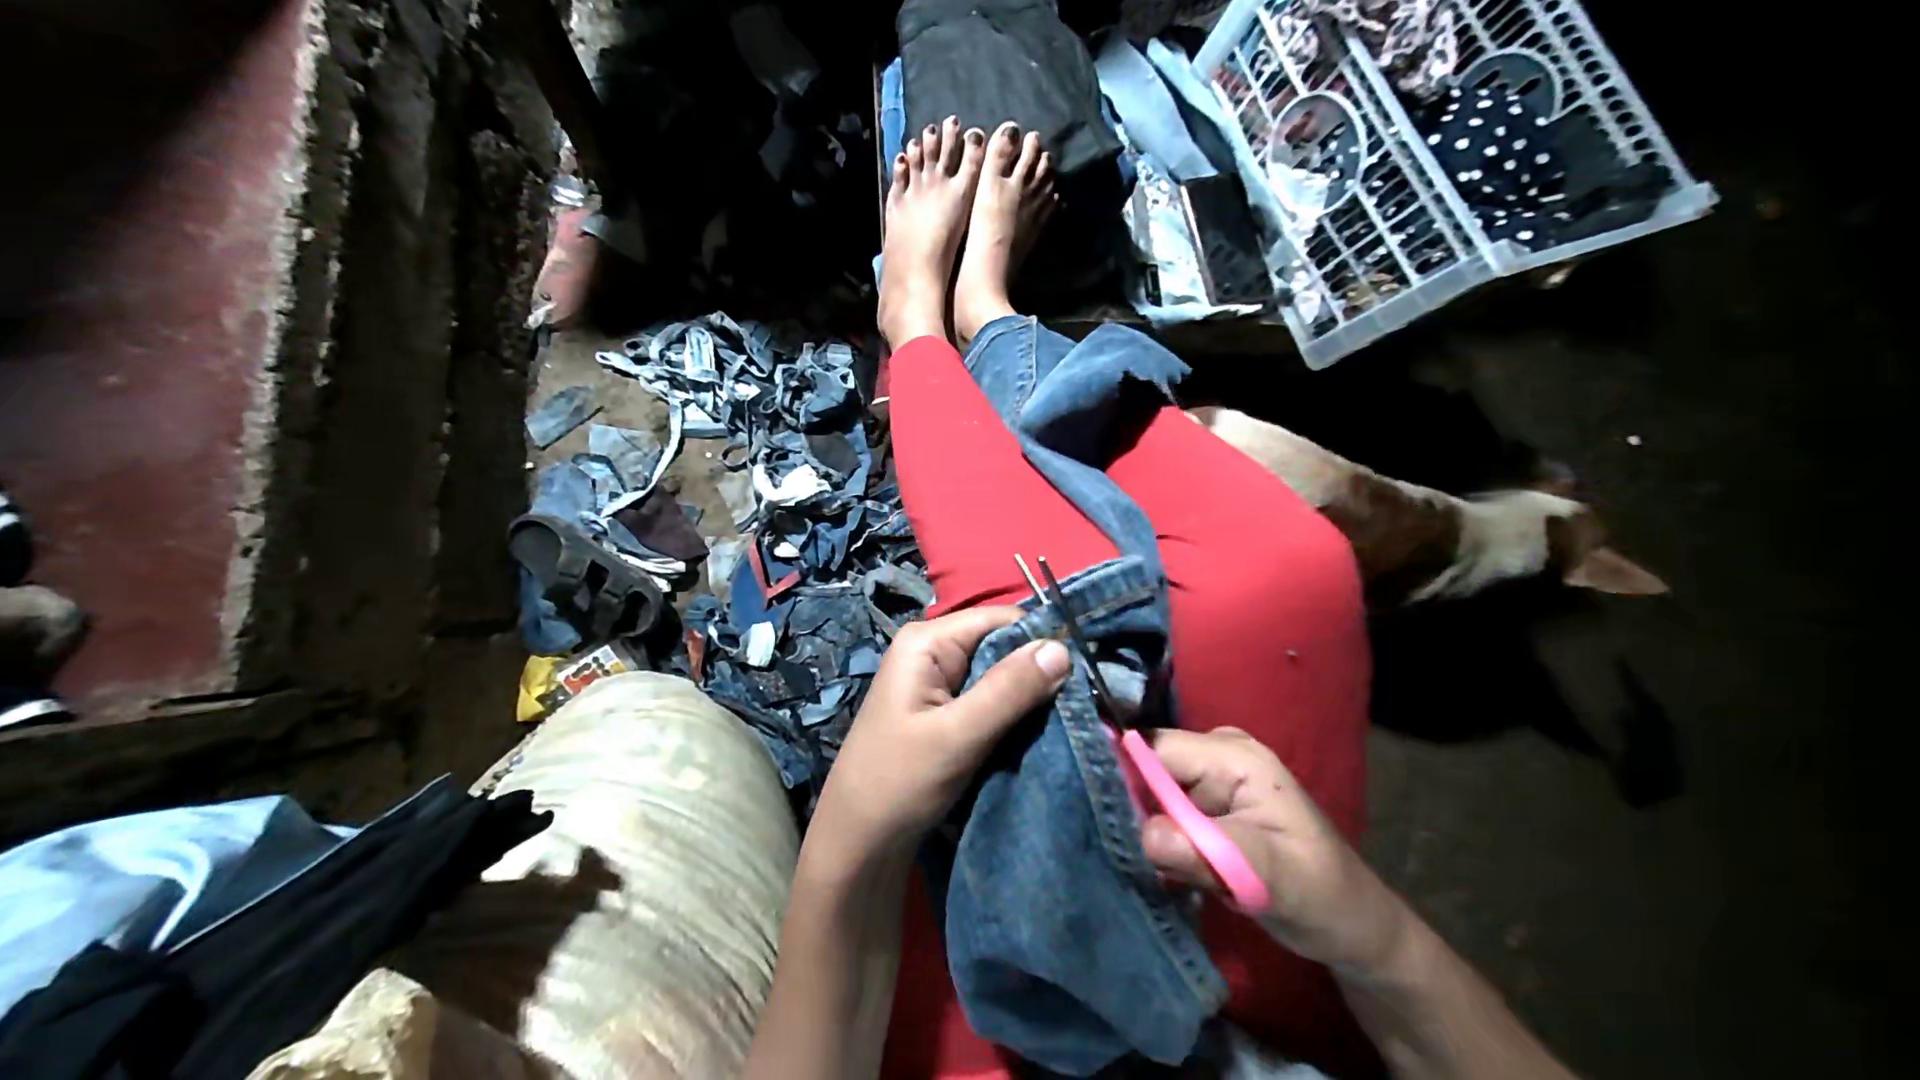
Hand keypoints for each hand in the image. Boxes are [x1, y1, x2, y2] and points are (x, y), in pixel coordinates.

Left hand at [811, 607, 1070, 863]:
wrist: (859, 841)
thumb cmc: (899, 782)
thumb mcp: (958, 735)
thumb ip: (1009, 690)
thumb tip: (1062, 647)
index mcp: (927, 642)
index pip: (1001, 620)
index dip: (1041, 642)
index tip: (1082, 675)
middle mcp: (932, 651)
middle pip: (1002, 646)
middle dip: (1038, 673)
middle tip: (1079, 705)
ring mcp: (938, 682)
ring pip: (1001, 675)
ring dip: (1029, 698)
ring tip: (1065, 721)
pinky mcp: (945, 710)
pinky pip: (991, 700)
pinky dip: (1013, 715)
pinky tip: (1036, 733)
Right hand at [1140, 728, 1412, 975]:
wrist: (1350, 924)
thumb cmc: (1321, 895)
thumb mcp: (1272, 878)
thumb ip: (1209, 853)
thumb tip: (1147, 835)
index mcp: (1235, 756)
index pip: (1154, 748)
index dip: (1124, 780)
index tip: (1104, 823)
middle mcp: (1216, 753)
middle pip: (1147, 767)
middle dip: (1134, 810)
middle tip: (1134, 856)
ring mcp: (1209, 776)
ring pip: (1149, 791)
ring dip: (1145, 829)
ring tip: (1154, 867)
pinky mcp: (1204, 802)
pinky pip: (1161, 809)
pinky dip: (1158, 838)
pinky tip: (1163, 867)